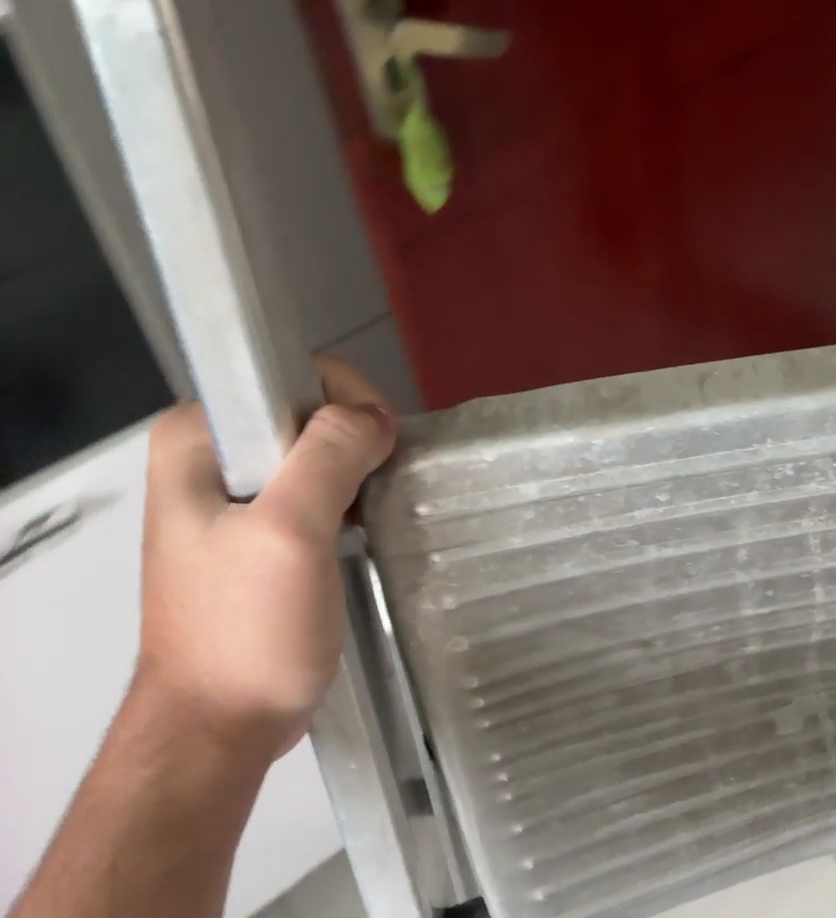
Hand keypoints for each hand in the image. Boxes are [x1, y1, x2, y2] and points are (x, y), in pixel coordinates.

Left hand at [136, 357, 396, 757]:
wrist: (224, 722)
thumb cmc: (248, 631)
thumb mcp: (289, 536)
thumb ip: (325, 461)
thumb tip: (373, 417)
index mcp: (194, 448)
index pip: (283, 379)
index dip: (341, 401)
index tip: (371, 446)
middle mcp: (210, 464)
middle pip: (309, 409)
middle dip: (358, 437)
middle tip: (376, 484)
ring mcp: (237, 500)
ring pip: (323, 448)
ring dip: (364, 469)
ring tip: (373, 510)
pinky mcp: (267, 532)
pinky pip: (326, 485)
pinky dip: (358, 494)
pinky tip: (365, 525)